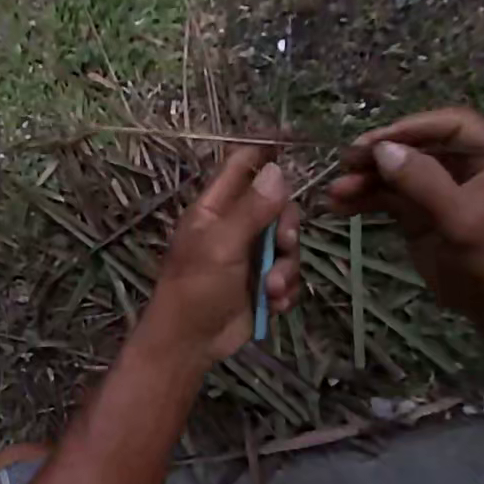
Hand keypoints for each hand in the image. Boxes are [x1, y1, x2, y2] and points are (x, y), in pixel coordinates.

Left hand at [145, 147, 301, 363]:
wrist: (190, 343)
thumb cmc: (195, 289)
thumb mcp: (222, 245)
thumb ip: (251, 210)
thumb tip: (277, 170)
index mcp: (215, 209)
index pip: (241, 166)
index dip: (264, 152)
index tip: (292, 139)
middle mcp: (235, 227)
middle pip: (278, 208)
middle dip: (286, 229)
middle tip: (282, 246)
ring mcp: (250, 256)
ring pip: (287, 245)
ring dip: (286, 269)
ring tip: (271, 290)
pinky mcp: (262, 284)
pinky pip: (288, 275)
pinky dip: (285, 290)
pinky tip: (274, 304)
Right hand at [326, 108, 483, 320]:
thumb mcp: (464, 217)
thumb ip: (423, 181)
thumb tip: (383, 150)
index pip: (450, 126)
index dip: (411, 129)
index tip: (373, 142)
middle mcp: (468, 169)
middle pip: (419, 149)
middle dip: (381, 156)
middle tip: (345, 163)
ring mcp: (443, 195)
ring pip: (400, 177)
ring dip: (366, 181)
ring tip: (334, 192)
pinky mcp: (424, 220)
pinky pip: (392, 202)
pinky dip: (367, 202)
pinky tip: (340, 206)